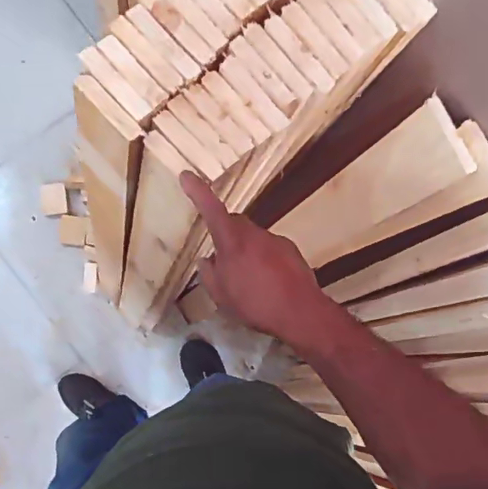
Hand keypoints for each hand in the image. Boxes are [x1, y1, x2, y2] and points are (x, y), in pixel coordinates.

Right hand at [181, 171, 346, 348]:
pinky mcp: (290, 250)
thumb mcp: (221, 296)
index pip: (211, 209)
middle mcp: (254, 234)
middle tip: (221, 260)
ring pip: (252, 238)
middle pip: (234, 223)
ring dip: (245, 251)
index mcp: (232, 242)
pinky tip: (267, 283)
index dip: (197, 191)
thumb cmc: (255, 304)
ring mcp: (275, 240)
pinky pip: (269, 249)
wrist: (300, 312)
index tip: (187, 176)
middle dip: (225, 234)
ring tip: (247, 281)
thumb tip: (207, 260)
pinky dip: (263, 260)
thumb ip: (209, 274)